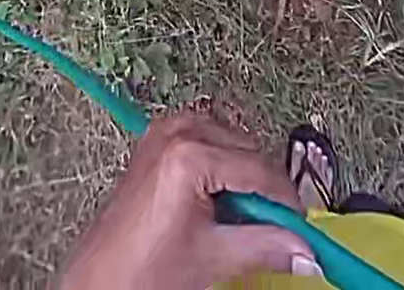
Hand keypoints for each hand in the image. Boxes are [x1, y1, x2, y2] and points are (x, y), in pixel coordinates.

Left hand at [58, 112, 315, 289]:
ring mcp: (167, 130)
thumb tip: (305, 248)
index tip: (304, 223)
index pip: (258, 170)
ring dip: (243, 173)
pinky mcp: (160, 137)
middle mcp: (179, 130)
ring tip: (241, 216)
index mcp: (190, 154)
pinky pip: (208, 137)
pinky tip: (219, 197)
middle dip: (264, 188)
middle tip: (276, 225)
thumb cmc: (141, 272)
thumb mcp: (212, 259)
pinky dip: (221, 162)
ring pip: (230, 139)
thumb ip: (265, 246)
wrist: (98, 281)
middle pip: (247, 149)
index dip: (286, 200)